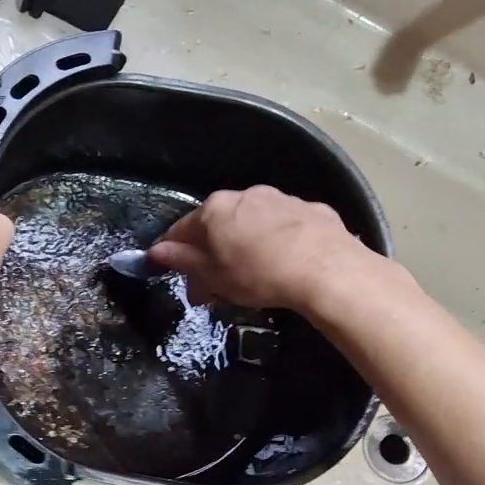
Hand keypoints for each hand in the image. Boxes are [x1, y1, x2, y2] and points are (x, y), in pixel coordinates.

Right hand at [147, 185, 370, 309]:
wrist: (328, 271)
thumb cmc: (258, 274)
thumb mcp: (213, 276)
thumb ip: (182, 260)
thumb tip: (156, 251)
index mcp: (215, 209)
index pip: (181, 230)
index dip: (174, 255)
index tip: (177, 278)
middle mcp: (246, 195)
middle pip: (217, 225)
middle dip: (211, 255)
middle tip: (213, 289)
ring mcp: (282, 199)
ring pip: (251, 224)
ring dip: (243, 247)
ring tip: (250, 279)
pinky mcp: (312, 210)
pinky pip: (283, 227)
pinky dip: (276, 243)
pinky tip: (283, 266)